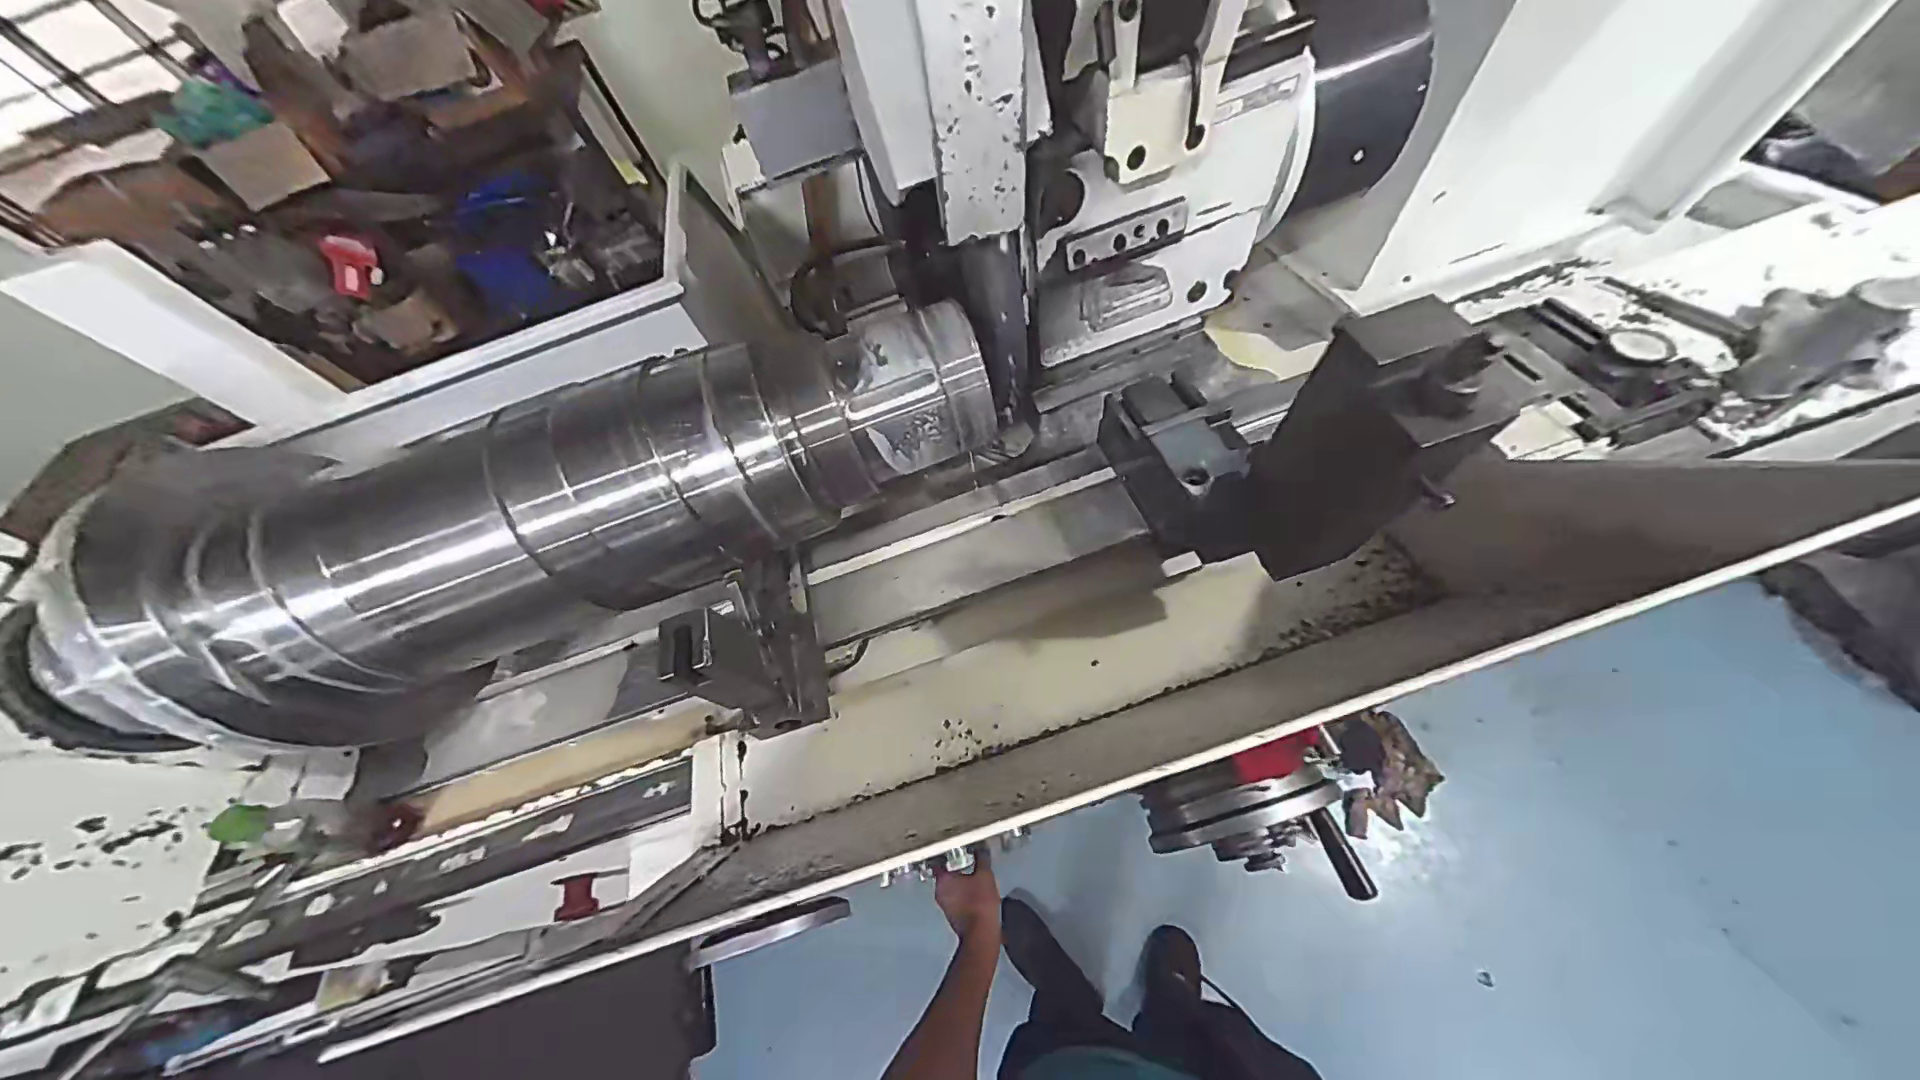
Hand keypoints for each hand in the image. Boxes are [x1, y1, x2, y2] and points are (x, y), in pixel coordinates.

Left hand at [933, 851, 1000, 943]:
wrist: (982, 933)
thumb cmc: (980, 903)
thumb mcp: (985, 874)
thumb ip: (981, 858)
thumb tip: (981, 850)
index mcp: (942, 880)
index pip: (940, 861)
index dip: (949, 854)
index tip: (958, 850)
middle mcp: (939, 893)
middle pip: (945, 875)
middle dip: (957, 869)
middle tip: (969, 863)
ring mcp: (945, 907)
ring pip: (950, 889)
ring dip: (960, 883)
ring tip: (974, 878)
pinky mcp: (952, 917)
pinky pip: (955, 900)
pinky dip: (963, 896)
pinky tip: (975, 894)